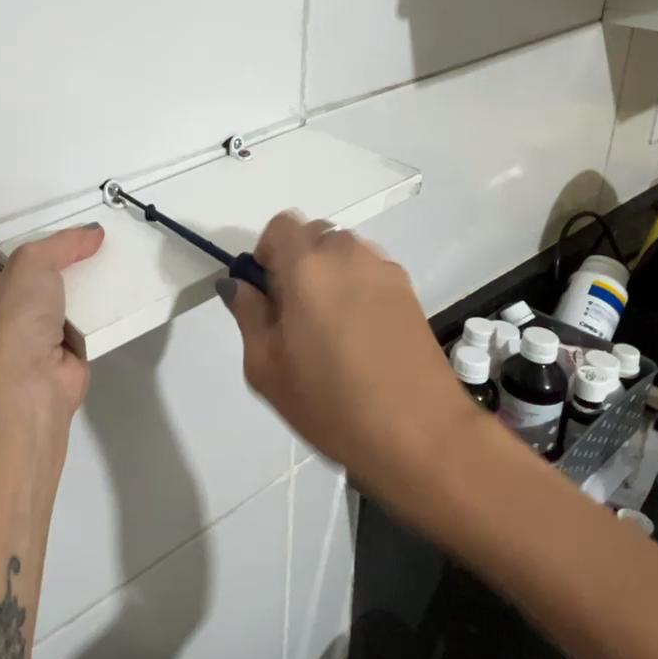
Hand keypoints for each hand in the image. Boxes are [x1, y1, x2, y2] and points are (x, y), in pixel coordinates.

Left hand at [0, 223, 103, 426]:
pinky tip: (123, 295)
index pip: (11, 258)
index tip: (72, 233)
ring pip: (68, 301)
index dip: (40, 243)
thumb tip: (94, 232)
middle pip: (43, 278)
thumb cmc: (16, 319)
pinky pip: (87, 325)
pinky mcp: (64, 357)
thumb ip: (63, 243)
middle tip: (101, 245)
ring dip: (90, 287)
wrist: (29, 388)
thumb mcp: (32, 262)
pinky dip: (103, 314)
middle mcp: (5, 314)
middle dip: (69, 265)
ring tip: (118, 262)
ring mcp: (35, 338)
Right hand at [219, 212, 477, 490]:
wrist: (421, 433)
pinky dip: (357, 289)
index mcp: (307, 268)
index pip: (281, 225)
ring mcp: (384, 271)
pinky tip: (362, 336)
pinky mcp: (409, 291)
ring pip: (345, 253)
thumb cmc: (332, 404)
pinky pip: (371, 273)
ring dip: (330, 275)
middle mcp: (348, 256)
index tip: (268, 293)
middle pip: (314, 236)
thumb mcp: (267, 368)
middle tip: (295, 315)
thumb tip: (237, 284)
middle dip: (298, 263)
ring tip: (332, 329)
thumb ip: (248, 315)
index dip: (268, 252)